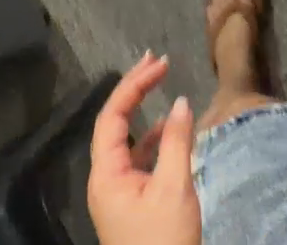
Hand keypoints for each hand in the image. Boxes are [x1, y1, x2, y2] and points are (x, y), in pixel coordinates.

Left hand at [89, 52, 201, 244]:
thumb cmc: (164, 241)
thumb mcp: (175, 188)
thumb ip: (177, 141)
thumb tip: (181, 100)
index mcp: (107, 175)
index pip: (112, 117)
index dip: (134, 85)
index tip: (160, 63)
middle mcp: (106, 180)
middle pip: (113, 123)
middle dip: (133, 89)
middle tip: (157, 60)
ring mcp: (118, 192)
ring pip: (125, 140)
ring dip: (142, 110)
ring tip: (162, 83)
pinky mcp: (132, 202)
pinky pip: (138, 159)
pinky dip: (153, 137)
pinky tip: (170, 129)